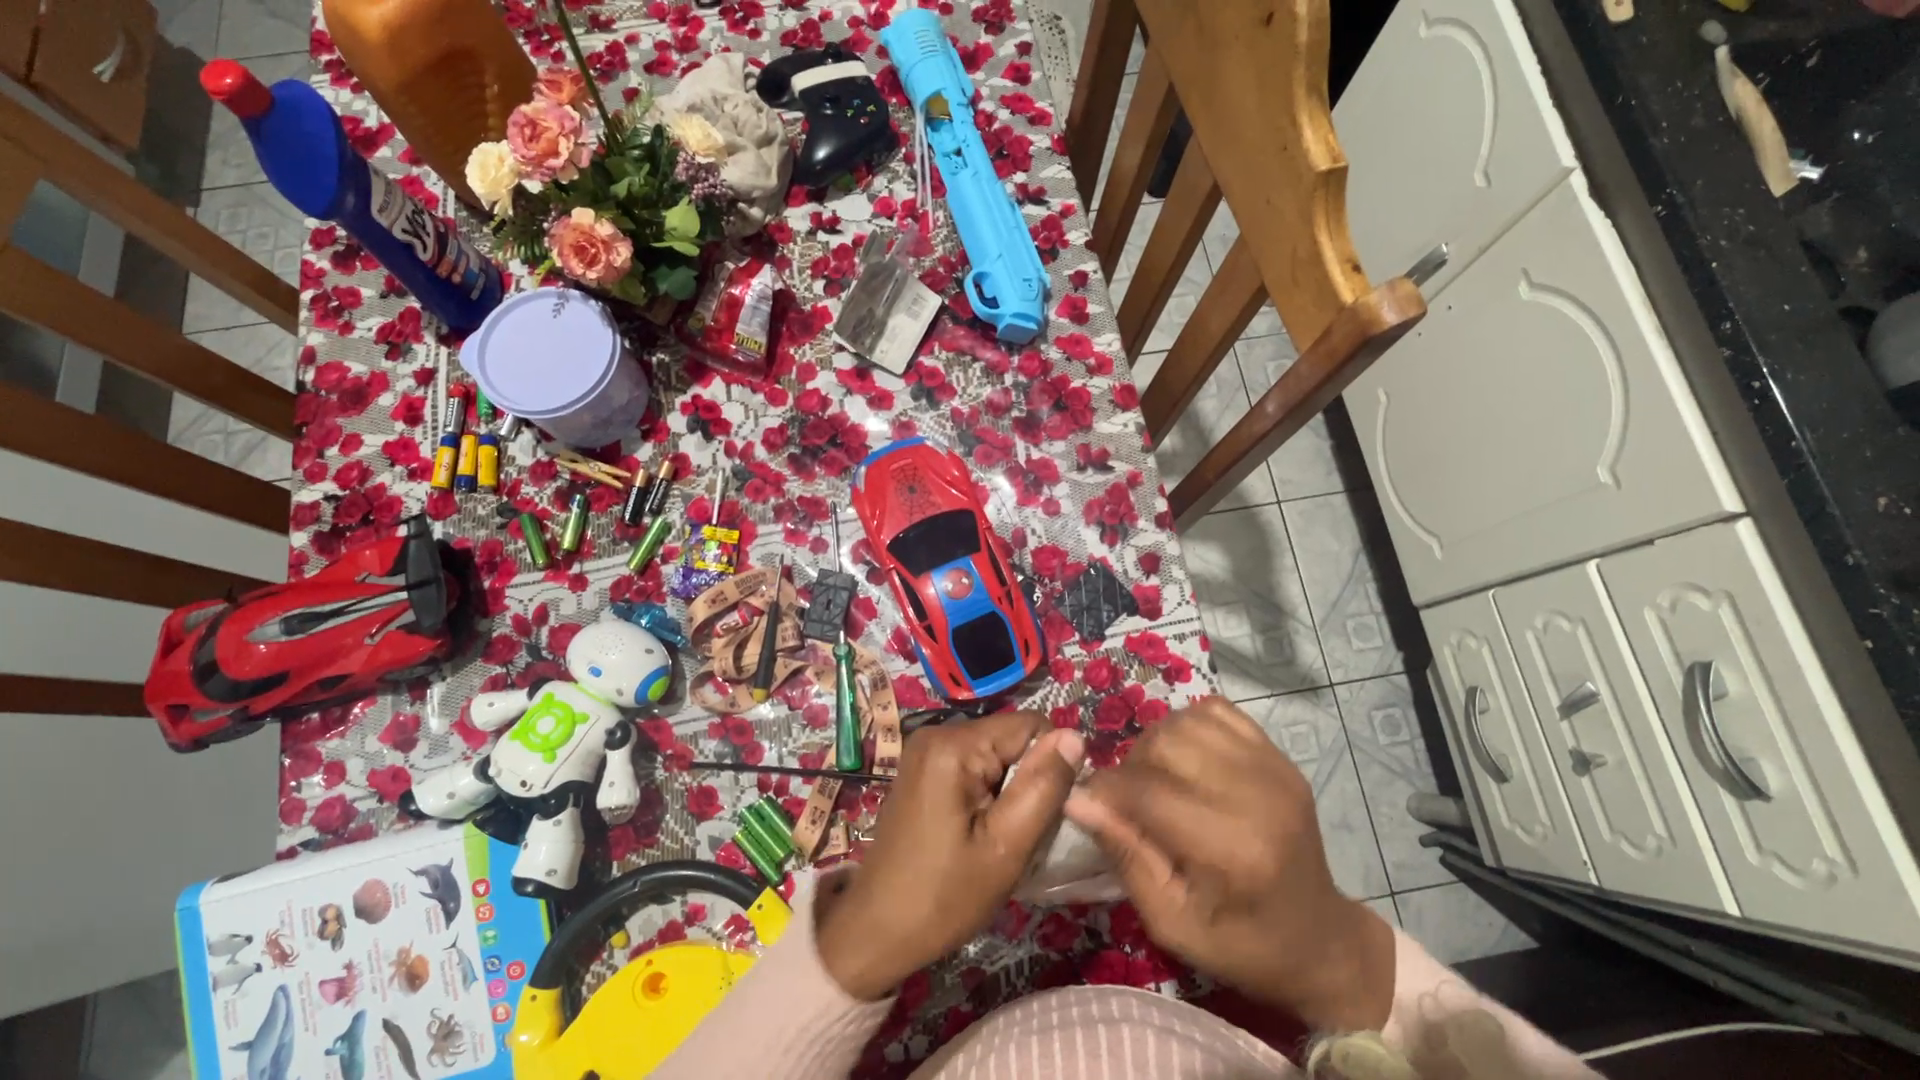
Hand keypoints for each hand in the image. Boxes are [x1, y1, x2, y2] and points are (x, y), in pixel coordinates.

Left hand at [815, 711, 1084, 999]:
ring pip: (997, 757)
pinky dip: (988, 797)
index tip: (1047, 814)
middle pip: (1012, 740)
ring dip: (1010, 793)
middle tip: (1019, 835)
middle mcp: (936, 733)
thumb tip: (1075, 735)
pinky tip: (981, 835)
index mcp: (954, 744)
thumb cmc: (944, 896)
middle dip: (1028, 781)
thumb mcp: (1006, 846)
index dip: (1051, 766)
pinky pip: (974, 770)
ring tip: (1001, 838)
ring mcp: (925, 753)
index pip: (1031, 726)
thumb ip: (1044, 786)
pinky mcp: (922, 772)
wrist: (877, 930)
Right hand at [1066, 697, 1395, 1031]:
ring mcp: (1275, 769)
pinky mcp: (1281, 757)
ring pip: (1186, 720)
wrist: (1318, 940)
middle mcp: (1256, 796)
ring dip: (1157, 744)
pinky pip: (1217, 713)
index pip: (1146, 791)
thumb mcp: (1170, 922)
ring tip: (1158, 780)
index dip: (1103, 791)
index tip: (1088, 805)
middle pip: (1164, 742)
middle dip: (1130, 766)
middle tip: (1129, 801)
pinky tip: (1187, 762)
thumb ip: (1125, 855)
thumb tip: (1076, 798)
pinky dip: (1188, 727)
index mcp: (1230, 848)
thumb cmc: (1239, 944)